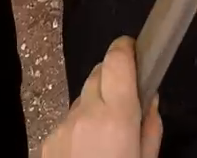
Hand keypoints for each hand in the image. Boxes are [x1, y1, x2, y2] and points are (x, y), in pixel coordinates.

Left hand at [42, 36, 162, 157]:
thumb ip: (150, 127)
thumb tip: (148, 98)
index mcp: (116, 115)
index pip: (117, 58)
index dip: (126, 50)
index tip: (135, 53)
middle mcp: (86, 113)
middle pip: (98, 72)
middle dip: (113, 79)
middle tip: (125, 104)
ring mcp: (62, 128)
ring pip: (82, 97)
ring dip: (95, 105)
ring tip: (105, 139)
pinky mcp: (46, 143)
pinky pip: (68, 121)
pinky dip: (79, 127)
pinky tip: (86, 154)